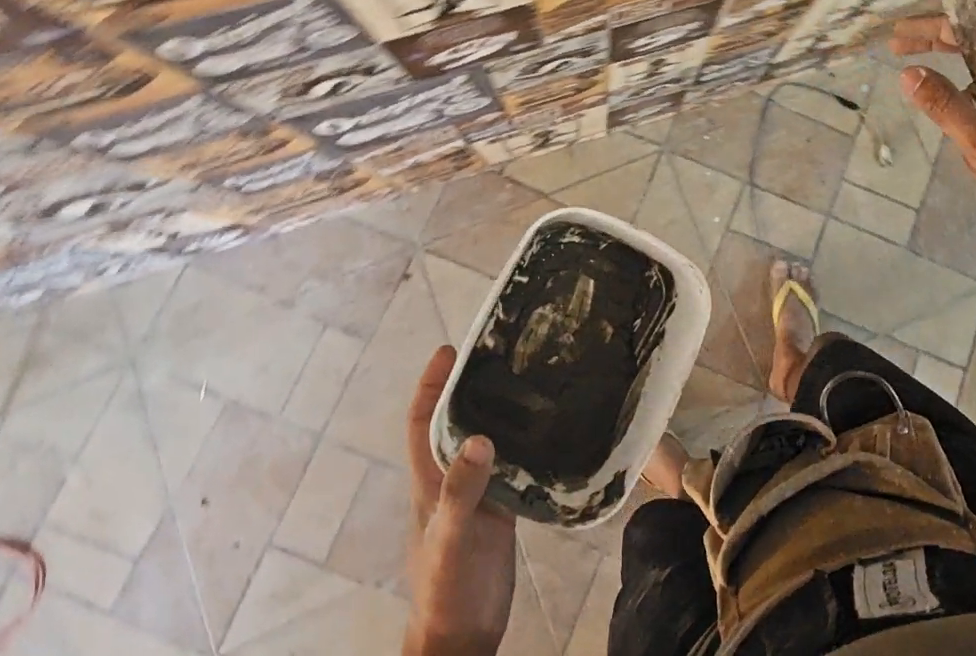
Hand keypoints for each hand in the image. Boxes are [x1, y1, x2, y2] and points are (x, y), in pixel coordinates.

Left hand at [404, 346, 516, 655]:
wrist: (463, 634)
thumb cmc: (446, 584)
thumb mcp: (450, 535)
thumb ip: (461, 490)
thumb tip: (479, 436)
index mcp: (429, 479)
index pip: (422, 420)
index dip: (430, 384)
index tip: (449, 349)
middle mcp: (452, 478)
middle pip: (458, 421)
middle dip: (473, 387)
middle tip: (505, 354)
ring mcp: (479, 493)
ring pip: (487, 440)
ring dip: (503, 412)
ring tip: (535, 380)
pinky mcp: (503, 508)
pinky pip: (514, 467)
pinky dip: (527, 446)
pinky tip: (553, 432)